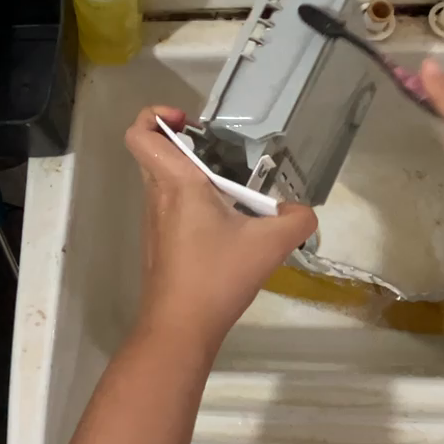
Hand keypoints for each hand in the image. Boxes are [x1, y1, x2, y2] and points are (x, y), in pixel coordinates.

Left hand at [122, 107, 317, 355]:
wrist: (180, 327)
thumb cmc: (216, 276)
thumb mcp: (269, 245)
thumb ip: (295, 221)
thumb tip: (303, 212)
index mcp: (176, 183)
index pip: (140, 134)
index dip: (154, 116)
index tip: (188, 123)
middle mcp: (158, 195)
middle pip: (156, 153)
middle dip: (185, 143)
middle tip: (221, 152)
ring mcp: (155, 220)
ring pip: (166, 181)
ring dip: (194, 175)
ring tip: (234, 188)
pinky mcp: (160, 242)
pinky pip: (173, 206)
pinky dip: (195, 203)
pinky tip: (229, 224)